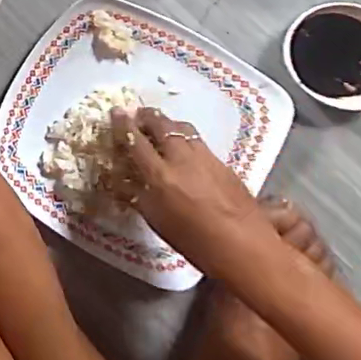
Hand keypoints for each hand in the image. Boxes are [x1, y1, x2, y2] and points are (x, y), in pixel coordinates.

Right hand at [111, 107, 279, 274]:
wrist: (243, 246)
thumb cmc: (193, 241)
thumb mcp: (156, 219)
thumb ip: (138, 194)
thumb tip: (122, 180)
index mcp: (159, 174)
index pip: (135, 140)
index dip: (123, 125)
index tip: (116, 113)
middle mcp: (180, 158)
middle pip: (160, 124)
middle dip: (147, 116)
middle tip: (138, 114)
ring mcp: (204, 156)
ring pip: (182, 128)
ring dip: (167, 123)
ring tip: (160, 125)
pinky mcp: (221, 161)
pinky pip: (197, 140)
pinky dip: (185, 136)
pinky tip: (184, 146)